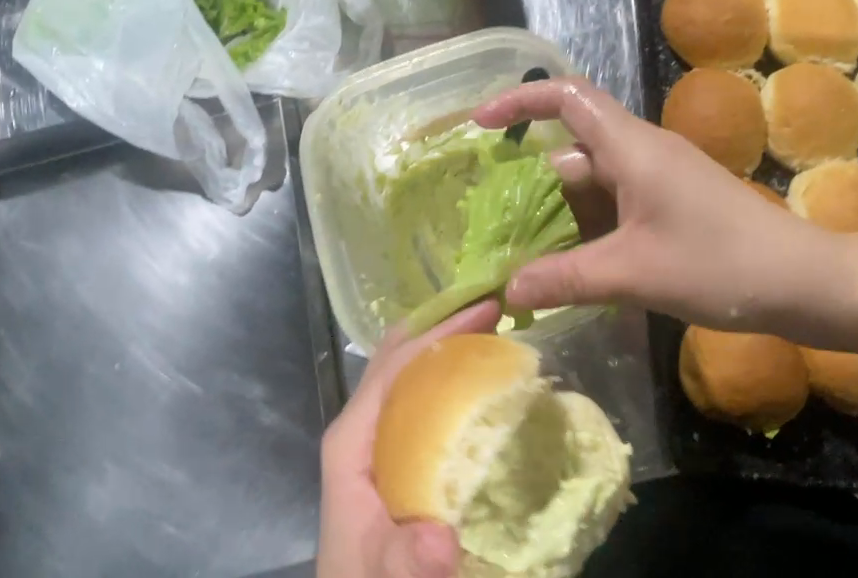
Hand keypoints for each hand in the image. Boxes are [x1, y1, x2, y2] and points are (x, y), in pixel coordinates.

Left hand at [317, 300, 502, 577]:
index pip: (395, 363)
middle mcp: (364, 428)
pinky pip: (426, 405)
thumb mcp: (384, 574)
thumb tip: (440, 537)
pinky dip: (455, 384)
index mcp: (352, 438)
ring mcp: (379, 442)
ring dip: (453, 351)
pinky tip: (490, 387)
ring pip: (415, 377)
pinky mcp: (397, 459)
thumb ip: (407, 559)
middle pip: (404, 358)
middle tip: (503, 309)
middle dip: (448, 328)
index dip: (440, 329)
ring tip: (504, 334)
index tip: (489, 307)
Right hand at [472, 78, 836, 331]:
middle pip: (571, 145)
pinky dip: (585, 225)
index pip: (567, 96)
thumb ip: (566, 278)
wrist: (805, 283)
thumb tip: (507, 291)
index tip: (481, 125)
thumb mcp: (634, 274)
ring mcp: (658, 177)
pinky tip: (570, 263)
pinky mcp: (670, 202)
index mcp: (631, 147)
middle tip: (491, 214)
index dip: (520, 100)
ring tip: (519, 247)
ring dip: (558, 209)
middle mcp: (641, 151)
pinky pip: (613, 201)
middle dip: (529, 177)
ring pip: (591, 180)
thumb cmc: (720, 264)